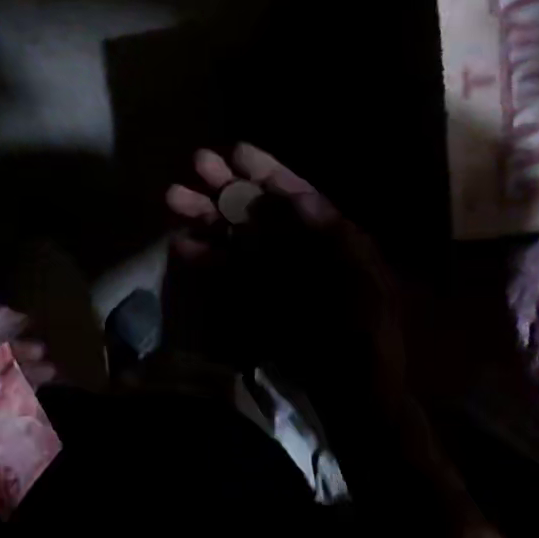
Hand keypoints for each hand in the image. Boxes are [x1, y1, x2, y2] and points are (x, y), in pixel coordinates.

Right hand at [163, 144, 405, 396]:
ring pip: (232, 233)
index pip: (293, 193)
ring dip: (204, 215)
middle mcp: (295, 245)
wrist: (350, 386)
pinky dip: (203, 256)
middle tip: (196, 163)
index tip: (236, 150)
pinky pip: (223, 269)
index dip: (265, 170)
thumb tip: (299, 195)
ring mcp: (270, 269)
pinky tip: (180, 244)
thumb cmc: (365, 329)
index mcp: (326, 235)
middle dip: (226, 184)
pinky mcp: (250, 295)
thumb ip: (331, 235)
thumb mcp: (361, 279)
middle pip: (256, 207)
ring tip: (172, 196)